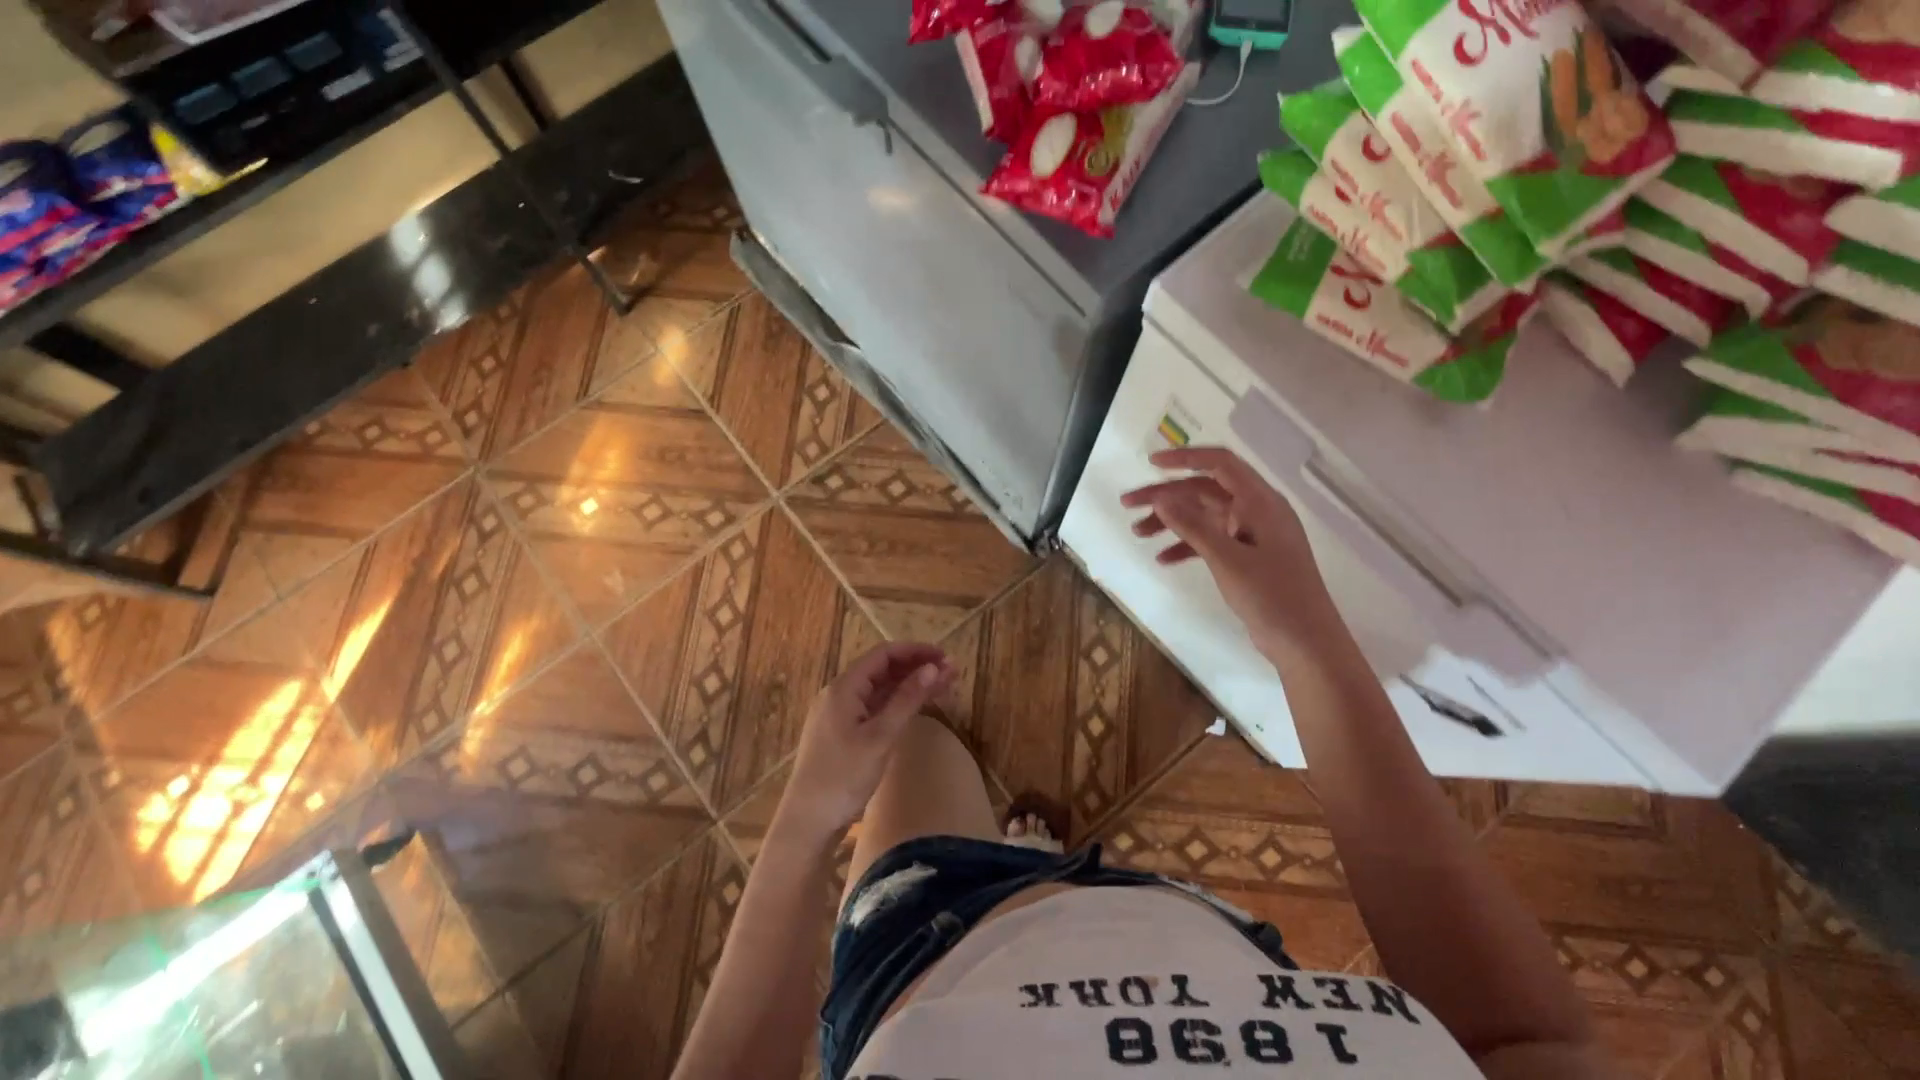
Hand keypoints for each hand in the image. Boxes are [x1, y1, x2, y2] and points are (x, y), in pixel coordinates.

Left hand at [780, 642, 956, 840]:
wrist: (808, 820)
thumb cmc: (843, 776)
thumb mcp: (881, 737)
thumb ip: (907, 700)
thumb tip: (933, 668)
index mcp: (843, 689)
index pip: (883, 655)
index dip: (915, 651)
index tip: (945, 657)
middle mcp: (838, 695)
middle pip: (881, 670)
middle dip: (916, 667)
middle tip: (951, 673)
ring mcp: (838, 715)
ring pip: (878, 690)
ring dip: (909, 685)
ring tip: (942, 687)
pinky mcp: (841, 734)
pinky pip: (872, 708)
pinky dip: (896, 704)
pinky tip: (914, 708)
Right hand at [1120, 446, 1341, 657]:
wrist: (1306, 643)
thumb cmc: (1272, 596)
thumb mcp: (1227, 559)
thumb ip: (1193, 525)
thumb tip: (1162, 497)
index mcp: (1261, 502)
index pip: (1220, 464)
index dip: (1184, 458)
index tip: (1150, 463)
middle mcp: (1258, 511)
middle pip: (1206, 491)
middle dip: (1166, 496)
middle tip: (1128, 505)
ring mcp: (1254, 535)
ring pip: (1206, 517)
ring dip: (1172, 522)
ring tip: (1138, 533)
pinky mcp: (1250, 558)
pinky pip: (1213, 541)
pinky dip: (1187, 546)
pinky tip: (1163, 560)